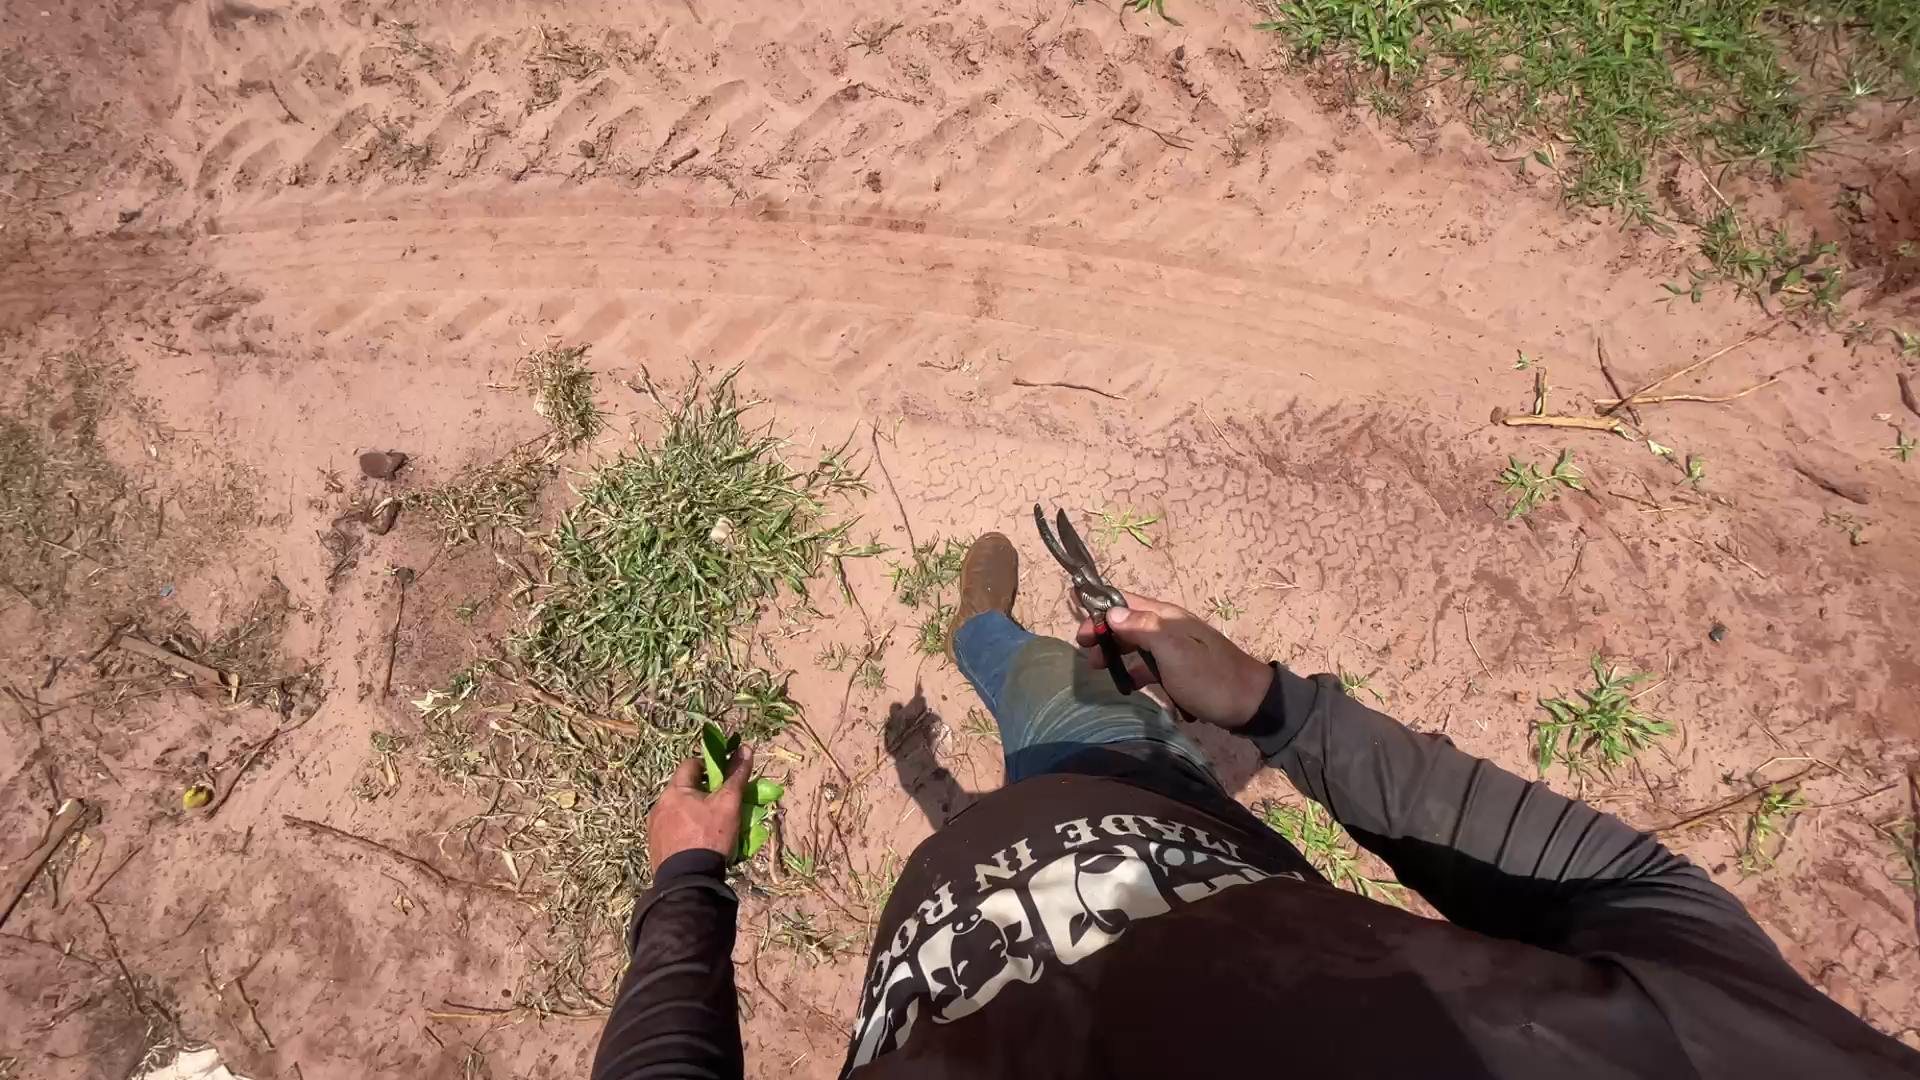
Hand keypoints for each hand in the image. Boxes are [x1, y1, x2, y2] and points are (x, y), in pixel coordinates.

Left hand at [647, 745, 751, 873]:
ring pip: (678, 809)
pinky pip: (673, 829)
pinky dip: (685, 829)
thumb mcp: (729, 803)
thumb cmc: (709, 835)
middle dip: (703, 791)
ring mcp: (654, 828)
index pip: (691, 764)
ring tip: (712, 825)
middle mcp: (659, 806)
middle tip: (721, 803)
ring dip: (694, 811)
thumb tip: (746, 748)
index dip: (709, 766)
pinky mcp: (655, 847)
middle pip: (684, 788)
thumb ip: (737, 775)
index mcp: (674, 791)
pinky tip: (699, 841)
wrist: (688, 882)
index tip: (723, 779)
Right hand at [1077, 593, 1273, 729]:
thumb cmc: (1209, 677)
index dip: (1099, 608)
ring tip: (1097, 667)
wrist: (1251, 705)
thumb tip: (1111, 613)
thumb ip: (1143, 629)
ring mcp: (1173, 648)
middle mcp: (1167, 626)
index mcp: (1165, 616)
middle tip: (1084, 652)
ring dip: (1114, 651)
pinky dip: (1131, 669)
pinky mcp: (1177, 669)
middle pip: (1126, 621)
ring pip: (1134, 642)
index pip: (1124, 601)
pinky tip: (1124, 683)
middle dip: (1102, 632)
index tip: (1079, 625)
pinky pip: (1147, 663)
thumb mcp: (1174, 651)